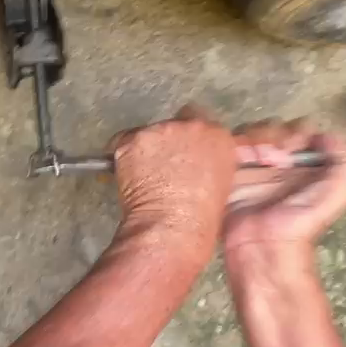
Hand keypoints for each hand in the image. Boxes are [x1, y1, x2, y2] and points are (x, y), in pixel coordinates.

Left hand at [109, 105, 237, 258]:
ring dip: (145, 149)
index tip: (182, 152)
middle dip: (167, 143)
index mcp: (218, 137)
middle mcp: (189, 127)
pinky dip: (123, 156)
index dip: (188, 138)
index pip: (200, 122)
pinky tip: (129, 176)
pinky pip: (123, 142)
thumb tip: (199, 166)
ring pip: (147, 133)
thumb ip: (212, 164)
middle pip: (172, 125)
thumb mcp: (223, 186)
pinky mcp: (131, 140)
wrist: (173, 224)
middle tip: (162, 169)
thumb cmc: (200, 218)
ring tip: (145, 177)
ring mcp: (158, 131)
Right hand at [223, 120, 345, 256]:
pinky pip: (228, 146)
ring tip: (257, 159)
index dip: (298, 132)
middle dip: (273, 135)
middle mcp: (281, 162)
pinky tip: (241, 159)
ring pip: (251, 133)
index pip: (302, 129)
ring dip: (254, 139)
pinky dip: (233, 145)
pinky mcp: (230, 172)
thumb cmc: (302, 221)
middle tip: (273, 157)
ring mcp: (254, 166)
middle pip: (274, 127)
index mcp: (307, 164)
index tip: (294, 148)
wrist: (264, 244)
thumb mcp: (340, 192)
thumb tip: (328, 134)